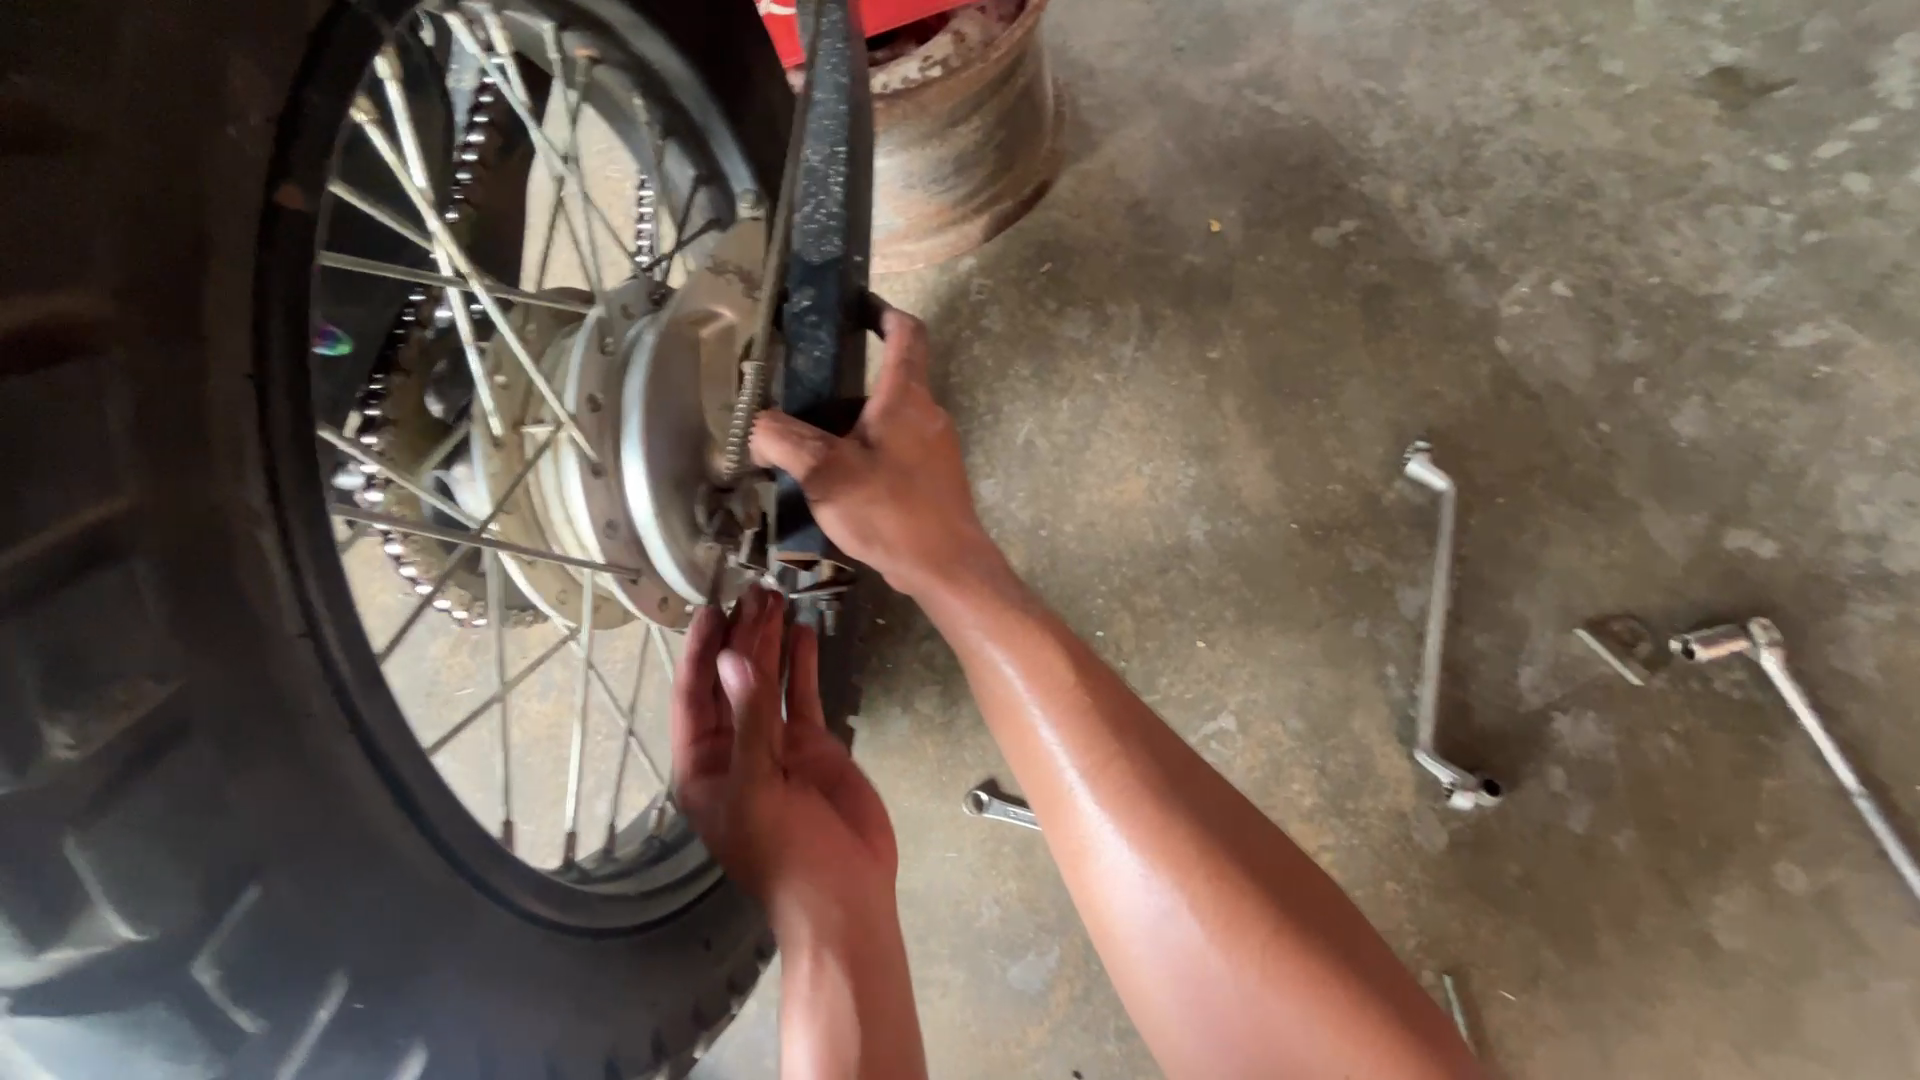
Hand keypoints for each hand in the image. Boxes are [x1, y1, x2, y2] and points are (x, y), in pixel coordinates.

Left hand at [670, 587, 897, 931]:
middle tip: (755, 590)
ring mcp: (776, 745)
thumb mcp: (756, 789)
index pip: (692, 696)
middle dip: (741, 636)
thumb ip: (748, 720)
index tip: (710, 608)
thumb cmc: (784, 851)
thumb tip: (731, 659)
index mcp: (703, 765)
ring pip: (767, 681)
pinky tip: (803, 632)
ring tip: (776, 598)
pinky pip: (802, 696)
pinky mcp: (813, 745)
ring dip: (770, 642)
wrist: (844, 893)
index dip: (698, 652)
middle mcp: (734, 748)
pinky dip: (803, 664)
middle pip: (732, 680)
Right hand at [751, 305, 997, 597]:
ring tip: (812, 448)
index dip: (884, 312)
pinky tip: (840, 484)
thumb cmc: (891, 510)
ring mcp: (936, 449)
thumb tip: (758, 426)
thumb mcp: (826, 473)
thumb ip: (784, 441)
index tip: (859, 307)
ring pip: (890, 420)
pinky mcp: (935, 480)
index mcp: (906, 397)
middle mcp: (928, 414)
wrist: (946, 567)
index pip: (907, 333)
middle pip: (892, 380)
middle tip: (805, 396)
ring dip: (854, 425)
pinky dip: (868, 453)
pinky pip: (897, 451)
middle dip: (849, 383)